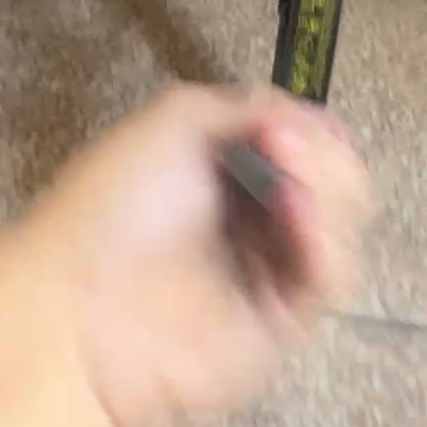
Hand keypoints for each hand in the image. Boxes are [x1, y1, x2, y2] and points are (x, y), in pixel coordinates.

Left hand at [17, 85, 375, 426]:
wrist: (83, 305)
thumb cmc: (118, 201)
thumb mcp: (175, 118)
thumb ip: (249, 105)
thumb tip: (306, 122)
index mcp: (227, 169)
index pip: (304, 143)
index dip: (313, 130)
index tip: (293, 125)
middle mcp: (255, 215)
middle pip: (334, 180)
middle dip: (323, 155)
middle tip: (285, 145)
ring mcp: (271, 268)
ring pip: (342, 225)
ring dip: (328, 191)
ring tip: (292, 181)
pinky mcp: (285, 321)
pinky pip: (332, 276)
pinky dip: (326, 240)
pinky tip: (298, 217)